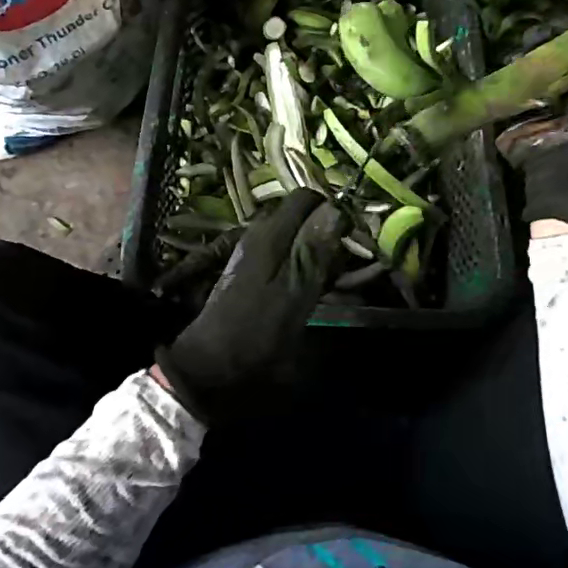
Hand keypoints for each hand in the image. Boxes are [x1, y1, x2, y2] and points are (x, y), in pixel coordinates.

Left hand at [154, 189, 343, 423]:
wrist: (210, 369)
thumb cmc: (255, 335)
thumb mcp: (293, 293)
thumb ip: (313, 249)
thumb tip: (337, 208)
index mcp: (270, 233)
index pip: (308, 198)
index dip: (335, 211)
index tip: (356, 238)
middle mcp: (259, 234)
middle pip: (303, 215)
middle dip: (330, 232)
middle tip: (351, 264)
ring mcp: (253, 252)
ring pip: (296, 236)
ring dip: (319, 251)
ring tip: (339, 280)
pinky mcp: (251, 272)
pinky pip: (286, 255)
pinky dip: (305, 265)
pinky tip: (317, 290)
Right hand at [496, 10, 567, 231]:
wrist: (564, 176)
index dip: (567, 26)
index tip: (562, 17)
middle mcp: (558, 80)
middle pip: (542, 47)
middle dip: (539, 37)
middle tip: (536, 36)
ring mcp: (529, 93)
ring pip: (519, 61)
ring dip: (518, 53)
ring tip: (521, 51)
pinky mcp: (506, 106)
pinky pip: (499, 82)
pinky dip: (499, 72)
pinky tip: (503, 65)